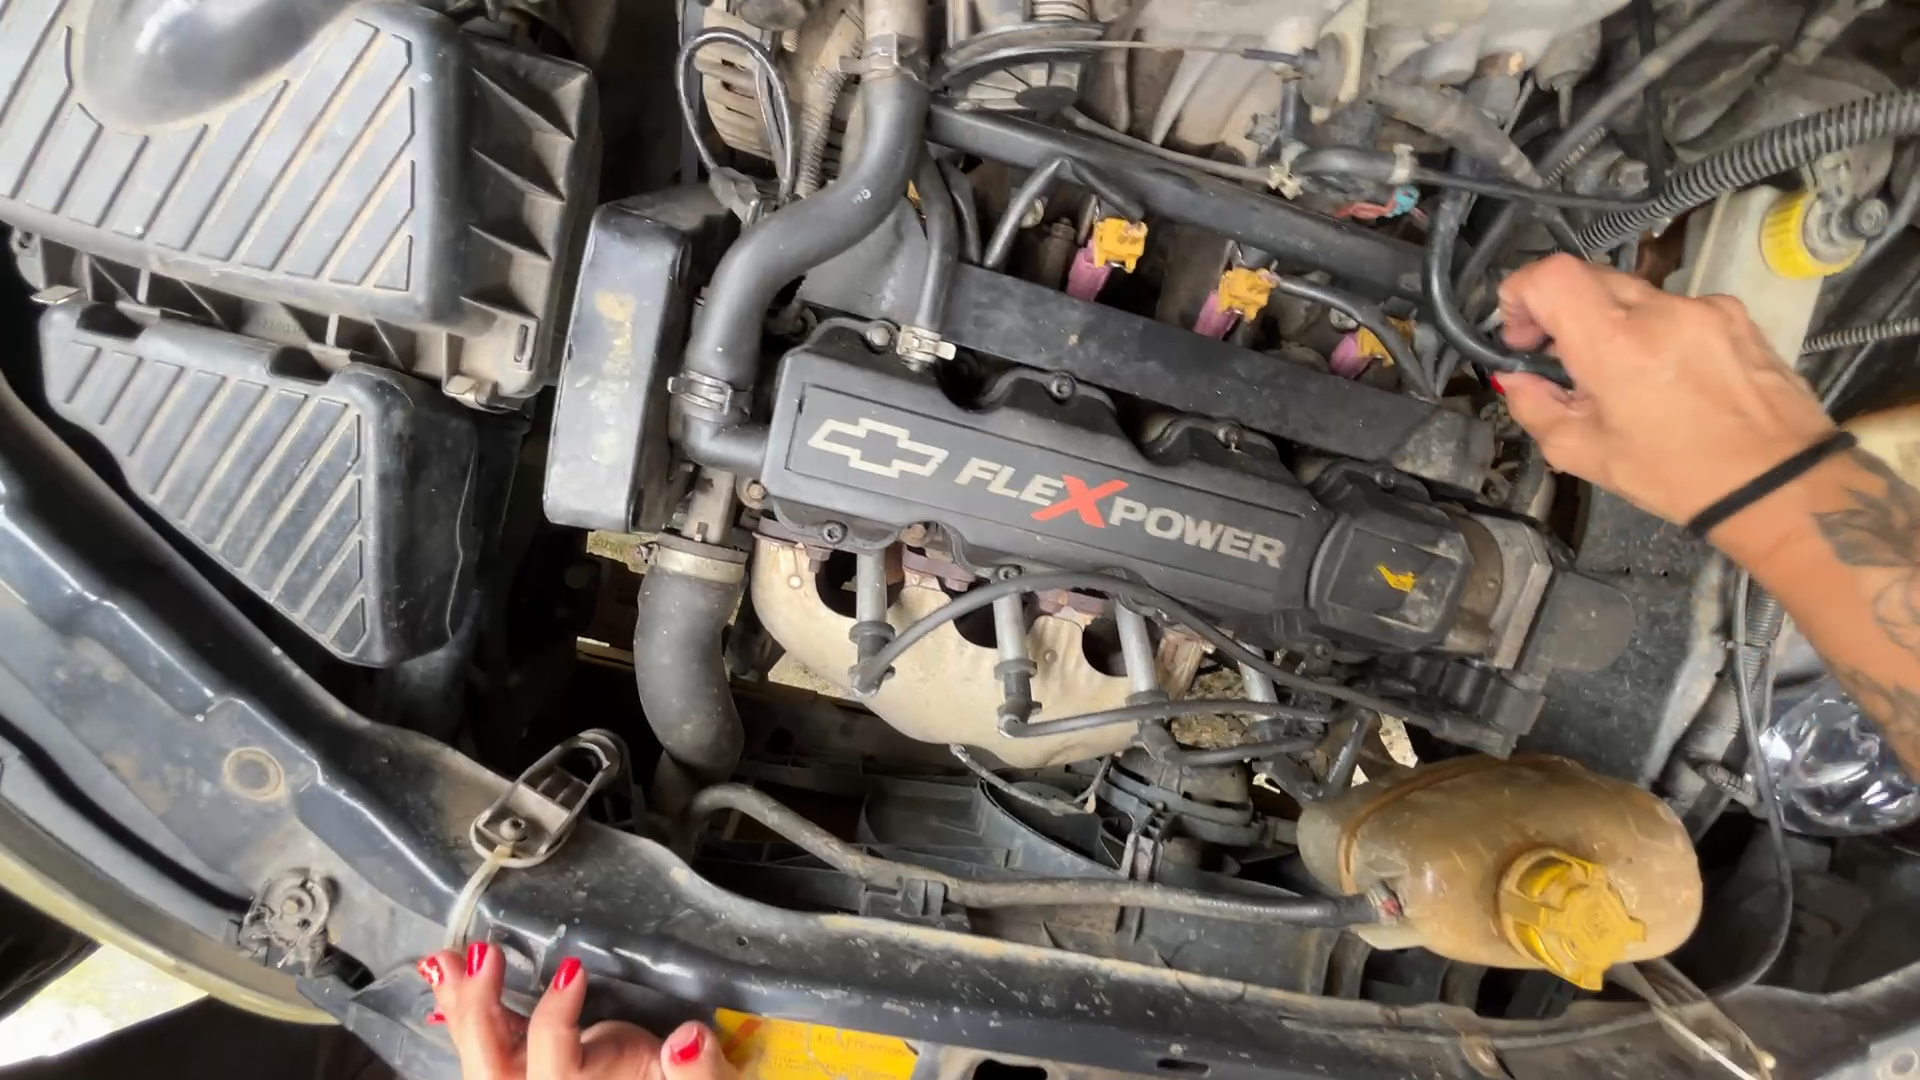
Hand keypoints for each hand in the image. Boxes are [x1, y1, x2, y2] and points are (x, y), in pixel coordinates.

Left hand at [417, 943, 738, 1079]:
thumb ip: (698, 1072)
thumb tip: (686, 1040)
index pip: (555, 1067)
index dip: (555, 1022)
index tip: (572, 968)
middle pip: (492, 1069)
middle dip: (480, 1013)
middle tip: (484, 955)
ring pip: (477, 1057)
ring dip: (460, 1006)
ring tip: (443, 959)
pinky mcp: (524, 1065)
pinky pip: (483, 1046)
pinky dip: (463, 1010)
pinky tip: (449, 974)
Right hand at [1494, 255, 1836, 543]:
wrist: (1777, 480)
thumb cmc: (1671, 471)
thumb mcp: (1575, 449)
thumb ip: (1533, 404)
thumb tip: (1518, 378)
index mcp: (1615, 345)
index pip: (1552, 277)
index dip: (1519, 293)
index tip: (1517, 331)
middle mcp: (1661, 313)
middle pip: (1584, 277)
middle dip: (1552, 310)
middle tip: (1546, 352)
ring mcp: (1704, 308)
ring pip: (1625, 294)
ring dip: (1597, 323)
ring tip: (1602, 371)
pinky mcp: (1732, 315)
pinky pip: (1665, 308)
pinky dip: (1640, 330)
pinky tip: (1648, 372)